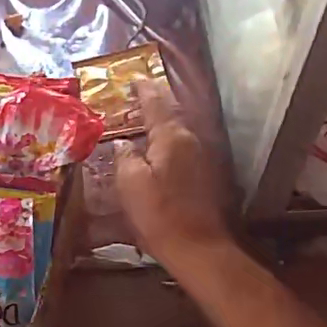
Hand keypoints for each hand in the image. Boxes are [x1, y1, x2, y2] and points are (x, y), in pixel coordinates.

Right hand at [116, 79, 236, 263]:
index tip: (134, 79)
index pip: (157, 103)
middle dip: (153, 107)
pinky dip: (166, 146)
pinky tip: (153, 154)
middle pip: (171, 116)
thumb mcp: (130, 184)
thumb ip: (125, 158)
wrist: (197, 247)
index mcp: (172, 137)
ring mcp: (202, 159)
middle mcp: (192, 141)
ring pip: (177, 134)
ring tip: (140, 126)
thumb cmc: (159, 214)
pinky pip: (181, 151)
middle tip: (133, 102)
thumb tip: (123, 143)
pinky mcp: (204, 177)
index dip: (144, 90)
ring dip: (159, 127)